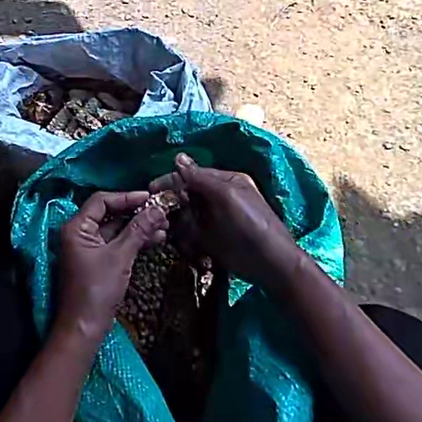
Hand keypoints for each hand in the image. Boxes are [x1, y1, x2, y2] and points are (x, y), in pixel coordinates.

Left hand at [55, 191, 168, 344]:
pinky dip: (134, 240)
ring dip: (139, 227)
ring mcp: (89, 248)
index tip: (150, 198)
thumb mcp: (120, 256)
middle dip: (137, 212)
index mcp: (77, 227)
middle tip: (161, 211)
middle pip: (110, 213)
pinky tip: (155, 239)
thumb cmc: (97, 290)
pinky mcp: (98, 261)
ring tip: (164, 227)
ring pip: (116, 229)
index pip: (102, 201)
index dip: (127, 197)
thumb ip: (139, 230)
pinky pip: (117, 243)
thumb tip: (158, 208)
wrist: (84, 328)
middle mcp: (80, 234)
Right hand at [150, 154, 309, 290]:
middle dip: (172, 204)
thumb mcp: (227, 196)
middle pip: (187, 195)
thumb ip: (202, 178)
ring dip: (177, 224)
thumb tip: (178, 157)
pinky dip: (185, 239)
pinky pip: (191, 235)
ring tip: (171, 232)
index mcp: (226, 182)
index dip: (172, 180)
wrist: (270, 264)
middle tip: (158, 215)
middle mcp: (219, 198)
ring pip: (186, 216)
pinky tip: (185, 245)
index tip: (151, 189)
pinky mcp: (211, 241)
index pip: (194, 175)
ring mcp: (215, 220)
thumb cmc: (252, 224)